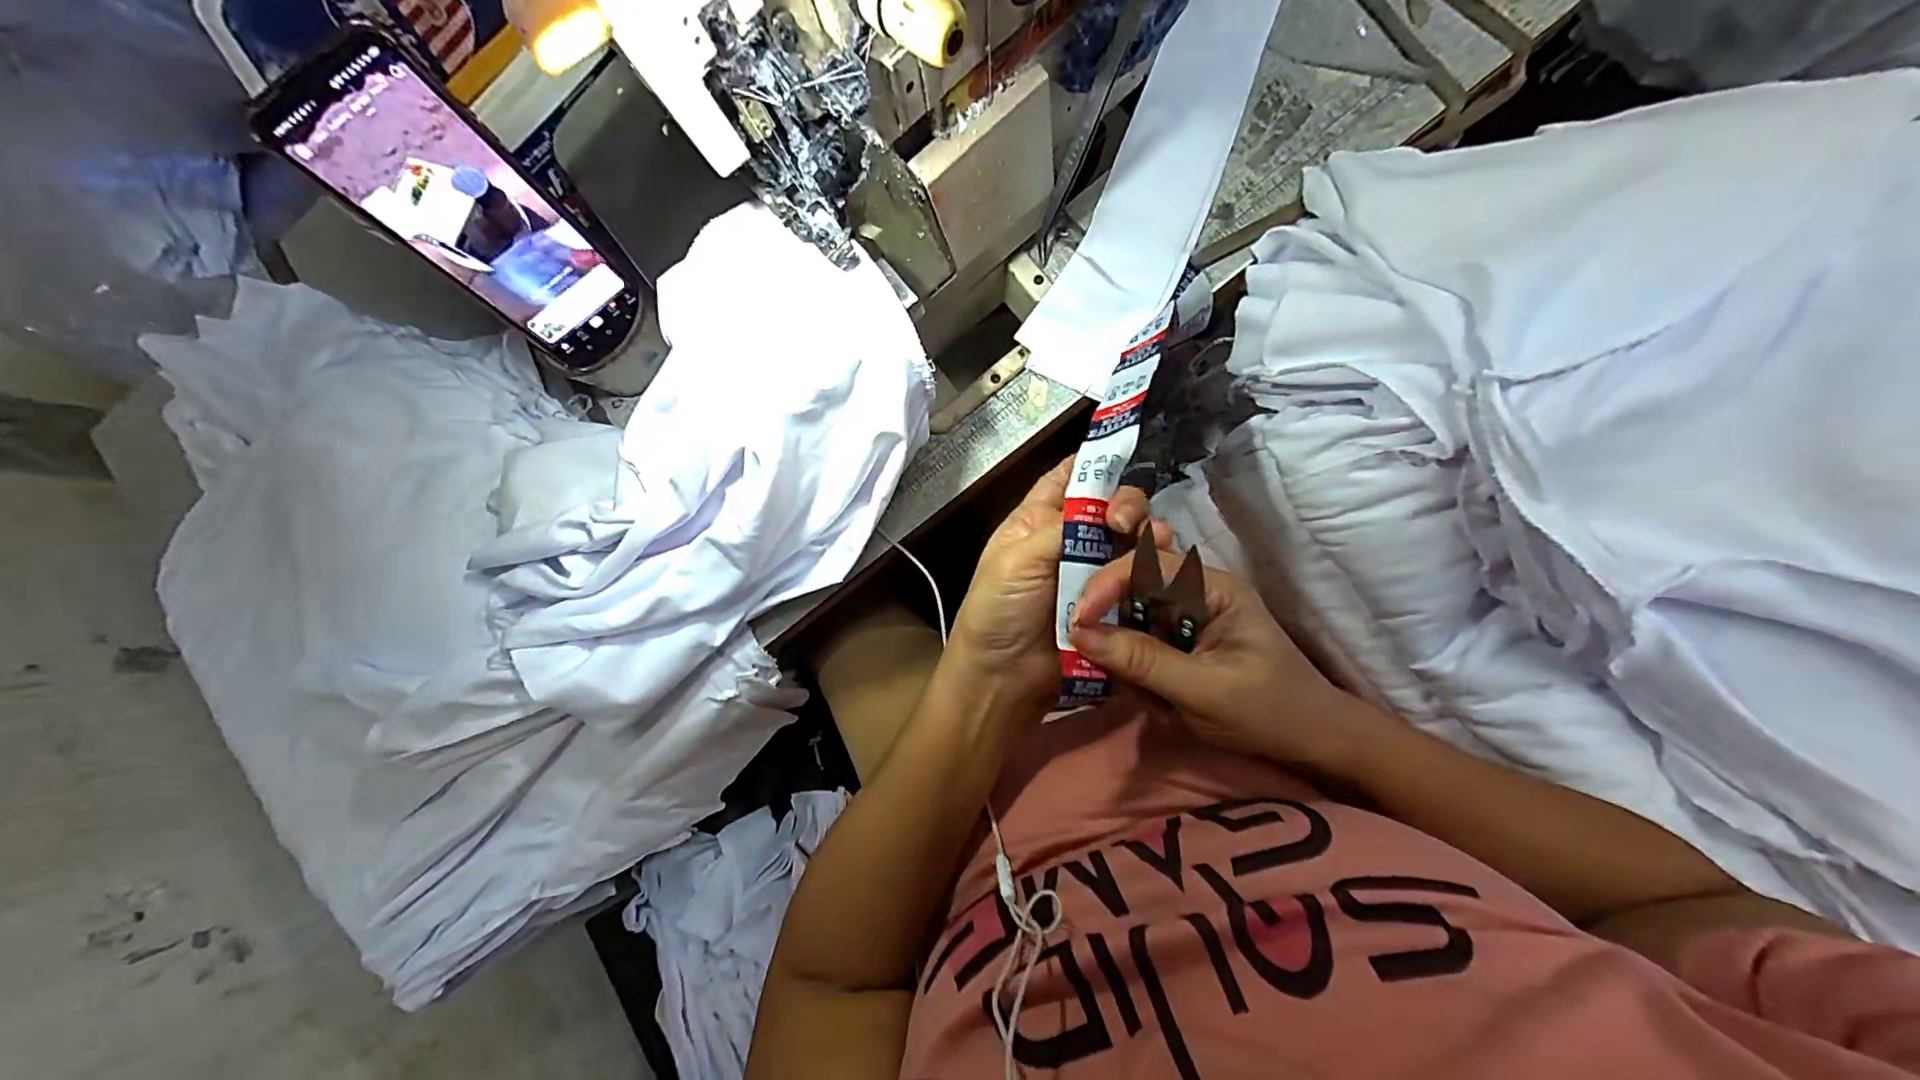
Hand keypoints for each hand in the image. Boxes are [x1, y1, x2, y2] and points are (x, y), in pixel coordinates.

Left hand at [947, 460, 1166, 711]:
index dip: (1095, 462)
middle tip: (1126, 521)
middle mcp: (1067, 540)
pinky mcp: (1113, 603)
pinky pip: (1139, 577)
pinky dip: (1153, 568)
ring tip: (1154, 540)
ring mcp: (1092, 572)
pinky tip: (1162, 567)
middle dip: (1125, 503)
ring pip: (1130, 540)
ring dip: (1145, 534)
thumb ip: (1060, 527)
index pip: (1068, 479)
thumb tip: (1103, 504)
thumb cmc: (997, 612)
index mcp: (1035, 521)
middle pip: (1108, 506)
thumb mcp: (1016, 559)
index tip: (1125, 453)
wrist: (1004, 680)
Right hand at [1067, 545, 1380, 770]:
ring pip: (1129, 623)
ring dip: (1129, 664)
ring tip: (1156, 702)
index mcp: (1212, 588)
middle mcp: (1195, 593)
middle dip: (1116, 633)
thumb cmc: (1269, 712)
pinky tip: (1161, 705)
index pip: (1146, 566)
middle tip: (1113, 674)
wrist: (1313, 744)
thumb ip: (1142, 661)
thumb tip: (1079, 634)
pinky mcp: (1179, 642)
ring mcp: (1186, 618)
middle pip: (1130, 592)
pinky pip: (1138, 646)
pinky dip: (1138, 676)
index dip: (1106, 585)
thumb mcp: (1203, 691)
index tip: (1077, 622)